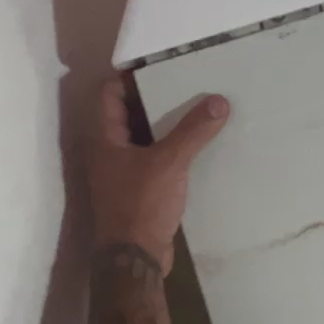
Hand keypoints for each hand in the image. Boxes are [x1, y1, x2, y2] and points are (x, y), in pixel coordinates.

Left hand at [88, 77, 229, 273]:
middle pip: (129, 116)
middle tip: (184, 87)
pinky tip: (195, 154)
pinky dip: (172, 156)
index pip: (110, 93)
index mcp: (105, 138)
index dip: (129, 77)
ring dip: (165, 131)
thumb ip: (193, 132)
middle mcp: (109, 153)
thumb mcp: (169, 163)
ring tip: (194, 116)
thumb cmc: (141, 204)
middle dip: (154, 102)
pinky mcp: (140, 194)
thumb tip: (219, 101)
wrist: (136, 256)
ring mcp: (123, 175)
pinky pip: (155, 164)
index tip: (158, 66)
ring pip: (144, 142)